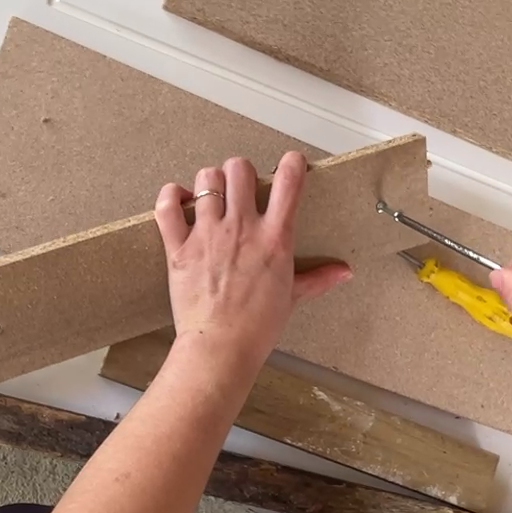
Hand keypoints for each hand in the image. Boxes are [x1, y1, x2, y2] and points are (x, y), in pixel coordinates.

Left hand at [154, 153, 351, 379]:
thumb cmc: (256, 328)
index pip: (290, 180)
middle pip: (240, 168)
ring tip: (211, 198)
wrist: (221, 348)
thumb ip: (318, 279)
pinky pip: (168, 206)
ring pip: (207, 179)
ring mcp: (207, 234)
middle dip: (241, 173)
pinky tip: (179, 201)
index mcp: (274, 238)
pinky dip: (171, 196)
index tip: (290, 166)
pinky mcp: (179, 247)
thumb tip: (343, 273)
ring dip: (209, 183)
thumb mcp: (292, 298)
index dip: (291, 164)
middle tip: (240, 190)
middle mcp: (241, 228)